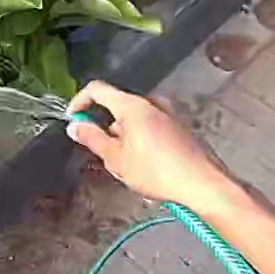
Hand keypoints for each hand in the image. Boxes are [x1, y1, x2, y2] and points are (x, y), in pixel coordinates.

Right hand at [65, 81, 243, 217]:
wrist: (202, 184)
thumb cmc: (157, 172)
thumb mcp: (116, 159)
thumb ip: (92, 139)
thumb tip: (75, 126)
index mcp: (132, 105)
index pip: (97, 89)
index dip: (79, 101)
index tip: (72, 119)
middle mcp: (150, 102)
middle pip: (116, 104)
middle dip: (102, 124)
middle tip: (99, 150)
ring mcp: (166, 113)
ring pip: (133, 117)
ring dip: (121, 135)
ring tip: (124, 165)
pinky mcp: (177, 126)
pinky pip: (149, 125)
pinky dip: (138, 138)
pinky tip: (143, 165)